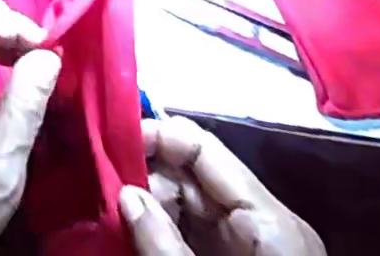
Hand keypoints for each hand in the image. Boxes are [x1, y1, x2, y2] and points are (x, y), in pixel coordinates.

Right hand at [120, 116, 324, 255]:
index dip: (155, 135)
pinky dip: (164, 224)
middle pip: (190, 172)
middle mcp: (262, 220)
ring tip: (120, 216)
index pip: (204, 146)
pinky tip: (138, 231)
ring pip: (186, 199)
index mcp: (270, 219)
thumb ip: (165, 242)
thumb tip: (125, 193)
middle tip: (110, 190)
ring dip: (150, 201)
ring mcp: (252, 244)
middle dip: (147, 176)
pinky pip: (193, 226)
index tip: (109, 141)